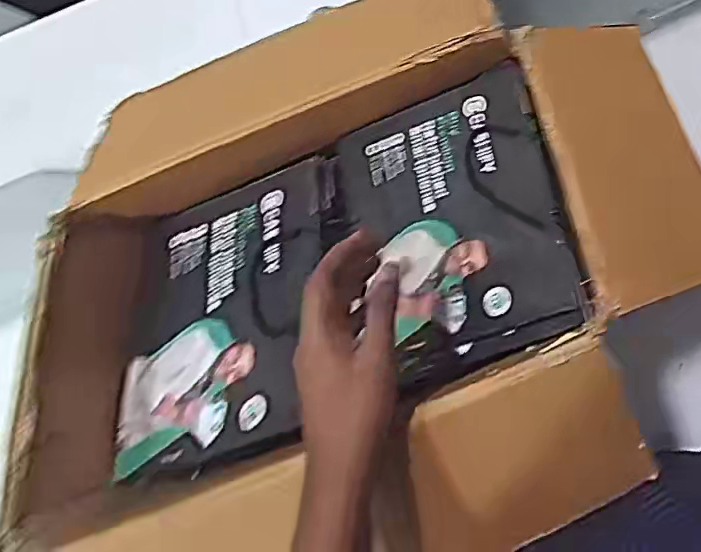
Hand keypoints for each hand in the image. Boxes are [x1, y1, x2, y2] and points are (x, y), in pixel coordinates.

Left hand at [295, 231, 400, 466]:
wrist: (341, 466)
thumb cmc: (359, 408)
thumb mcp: (377, 354)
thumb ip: (383, 309)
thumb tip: (389, 268)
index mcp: (316, 335)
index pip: (321, 281)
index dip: (342, 253)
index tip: (368, 235)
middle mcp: (311, 342)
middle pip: (325, 293)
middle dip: (350, 265)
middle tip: (380, 245)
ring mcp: (318, 358)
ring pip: (333, 310)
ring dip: (355, 285)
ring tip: (383, 267)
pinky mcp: (329, 370)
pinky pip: (340, 325)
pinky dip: (359, 307)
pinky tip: (380, 305)